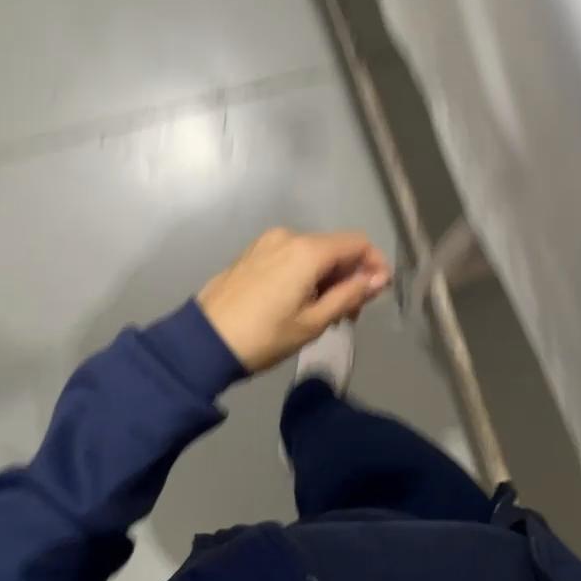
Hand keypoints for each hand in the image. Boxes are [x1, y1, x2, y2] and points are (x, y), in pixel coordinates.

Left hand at [197, 228, 391, 372]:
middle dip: (350, 277)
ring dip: (328, 279)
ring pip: (314, 254)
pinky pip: (291, 257)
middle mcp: (288, 237)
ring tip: (324, 315)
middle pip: (336, 248)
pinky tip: (299, 304)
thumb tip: (378, 278)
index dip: (375, 264)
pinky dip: (306, 275)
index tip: (377, 294)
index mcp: (307, 251)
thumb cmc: (264, 336)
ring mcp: (267, 243)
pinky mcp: (252, 254)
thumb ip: (350, 296)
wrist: (202, 343)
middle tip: (350, 315)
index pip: (358, 243)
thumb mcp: (313, 322)